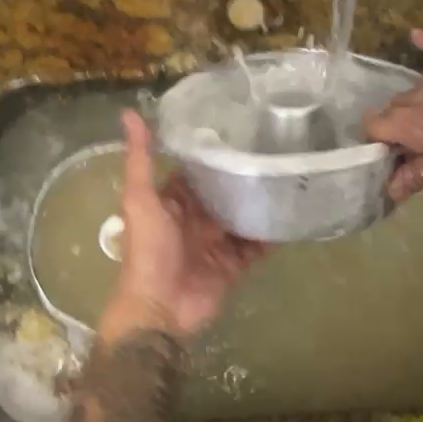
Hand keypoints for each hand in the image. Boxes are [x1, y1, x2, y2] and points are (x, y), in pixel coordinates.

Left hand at [99, 111, 269, 341]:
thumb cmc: (147, 251)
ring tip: (290, 176)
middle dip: (243, 176)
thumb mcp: (141, 199)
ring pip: (243, 218)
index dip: (213, 153)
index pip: (196, 172)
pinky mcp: (234, 266)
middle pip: (223, 194)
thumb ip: (140, 159)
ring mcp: (216, 244)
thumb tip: (129, 112)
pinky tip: (294, 215)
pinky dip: (272, 235)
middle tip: (275, 148)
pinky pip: (257, 247)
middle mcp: (195, 221)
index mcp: (173, 203)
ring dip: (261, 203)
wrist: (161, 309)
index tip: (240, 128)